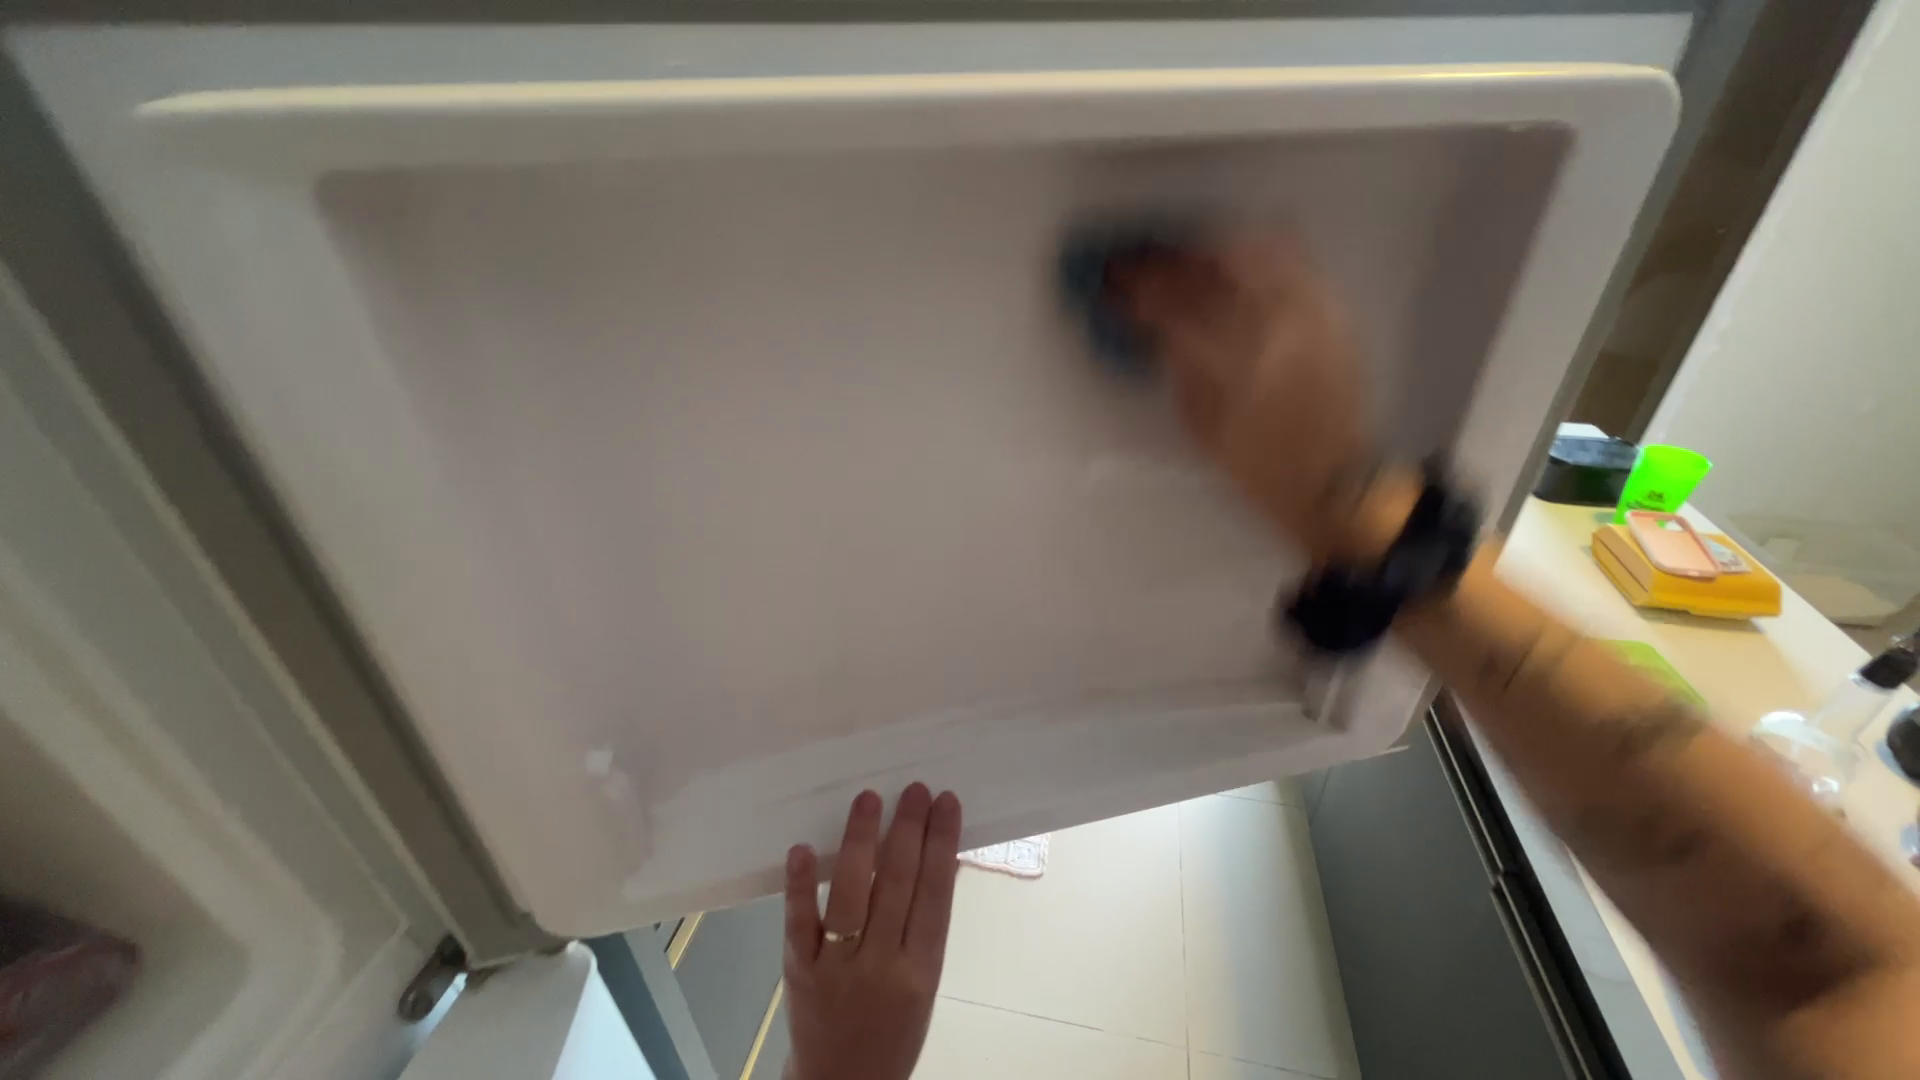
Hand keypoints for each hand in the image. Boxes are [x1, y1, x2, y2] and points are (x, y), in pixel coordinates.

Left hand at [782, 784, 963, 1079]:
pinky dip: (800, 888)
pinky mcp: (798, 971)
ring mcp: (836, 968)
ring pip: (851, 897)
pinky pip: (799, 925)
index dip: (942, 845)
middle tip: (914, 789)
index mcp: (921, 971)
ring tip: (869, 799)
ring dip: (860, 844)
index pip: (935, 896)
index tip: (947, 802)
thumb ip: (929, 924)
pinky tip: (804, 849)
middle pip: (897, 888)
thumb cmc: (893, 1027)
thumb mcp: (925, 982)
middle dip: (908, 832)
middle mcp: (881, 966)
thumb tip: (945, 858)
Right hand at [1114, 234, 1409, 559]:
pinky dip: (1266, 250)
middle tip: (1143, 261)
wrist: (1334, 482)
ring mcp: (1312, 317)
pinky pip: (1300, 263)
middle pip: (1214, 274)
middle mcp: (1278, 331)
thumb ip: (1181, 373)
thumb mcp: (1204, 429)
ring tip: (1188, 254)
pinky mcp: (1334, 317)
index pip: (1177, 314)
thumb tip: (1159, 333)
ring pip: (1260, 255)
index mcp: (1238, 367)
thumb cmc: (1260, 468)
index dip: (1140, 295)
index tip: (1114, 285)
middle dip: (1170, 263)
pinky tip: (1240, 253)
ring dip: (1214, 249)